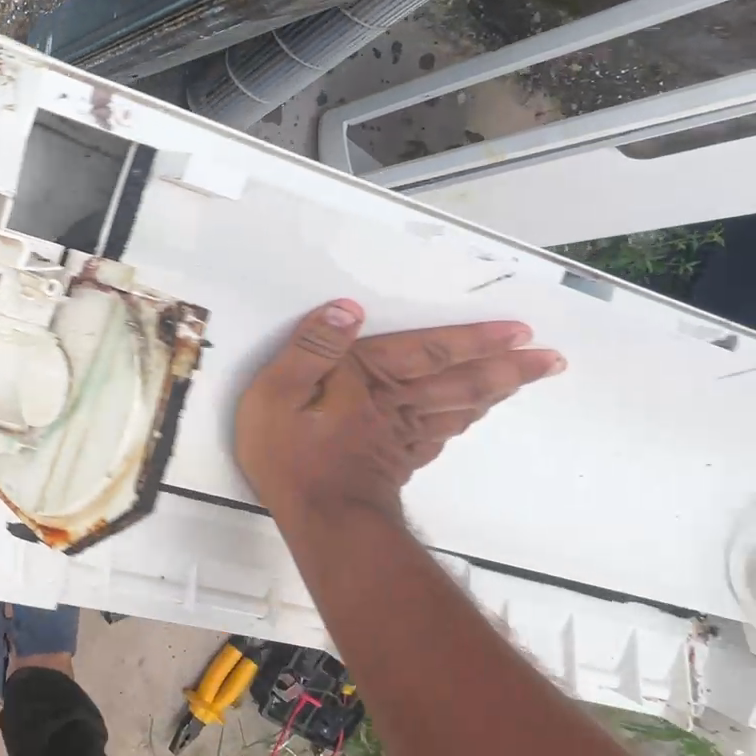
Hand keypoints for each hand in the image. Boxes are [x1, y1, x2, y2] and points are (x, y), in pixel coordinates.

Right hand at [234, 299, 564, 525]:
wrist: (322, 520)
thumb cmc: (291, 451)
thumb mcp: (278, 388)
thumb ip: (312, 347)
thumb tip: (347, 309)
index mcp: (367, 380)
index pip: (426, 353)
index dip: (468, 340)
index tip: (520, 332)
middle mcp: (394, 404)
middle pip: (456, 382)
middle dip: (503, 368)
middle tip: (550, 359)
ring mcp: (399, 436)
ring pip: (455, 409)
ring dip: (491, 392)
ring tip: (520, 381)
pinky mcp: (395, 461)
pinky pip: (438, 436)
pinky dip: (459, 423)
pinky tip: (466, 419)